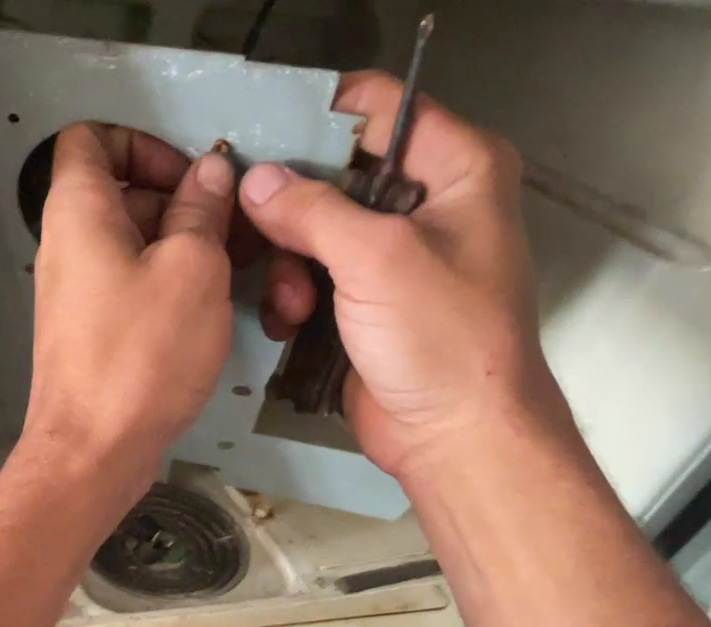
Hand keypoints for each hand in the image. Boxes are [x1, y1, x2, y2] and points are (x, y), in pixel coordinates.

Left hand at [26, 123, 237, 485]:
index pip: (91, 137)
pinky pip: (132, 287)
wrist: (93, 452)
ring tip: (234, 275)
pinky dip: (169, 287)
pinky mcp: (92, 333)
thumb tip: (209, 173)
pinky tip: (209, 312)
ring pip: (135, 246)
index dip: (143, 142)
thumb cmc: (141, 355)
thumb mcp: (192, 269)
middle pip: (122, 193)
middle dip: (181, 202)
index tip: (189, 177)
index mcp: (78, 211)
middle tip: (231, 233)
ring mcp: (78, 293)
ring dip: (185, 249)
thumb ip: (202, 210)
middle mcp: (68, 246)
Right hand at [241, 71, 565, 482]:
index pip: (381, 108)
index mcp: (457, 167)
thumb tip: (253, 179)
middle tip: (258, 234)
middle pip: (333, 175)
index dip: (319, 119)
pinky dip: (292, 298)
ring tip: (292, 307)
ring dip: (288, 267)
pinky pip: (309, 277)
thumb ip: (313, 211)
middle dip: (290, 210)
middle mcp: (424, 204)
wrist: (454, 435)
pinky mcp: (362, 302)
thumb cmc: (441, 338)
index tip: (260, 142)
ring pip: (311, 232)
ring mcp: (390, 257)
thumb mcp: (379, 260)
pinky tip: (291, 325)